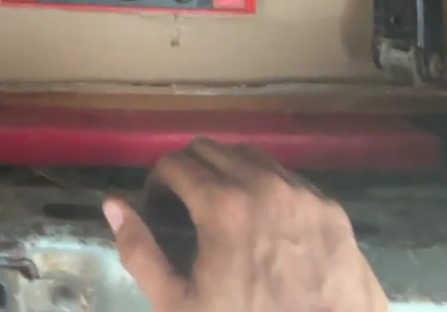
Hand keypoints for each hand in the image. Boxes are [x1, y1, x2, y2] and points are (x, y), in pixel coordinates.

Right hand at [104, 139, 386, 311]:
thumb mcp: (180, 306)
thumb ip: (140, 252)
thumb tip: (113, 204)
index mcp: (223, 205)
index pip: (174, 163)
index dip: (158, 184)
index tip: (159, 211)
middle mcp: (263, 185)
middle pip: (208, 150)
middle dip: (189, 172)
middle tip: (186, 209)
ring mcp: (303, 195)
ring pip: (250, 157)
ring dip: (227, 172)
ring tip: (225, 213)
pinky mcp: (333, 211)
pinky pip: (288, 178)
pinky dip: (267, 188)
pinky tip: (266, 225)